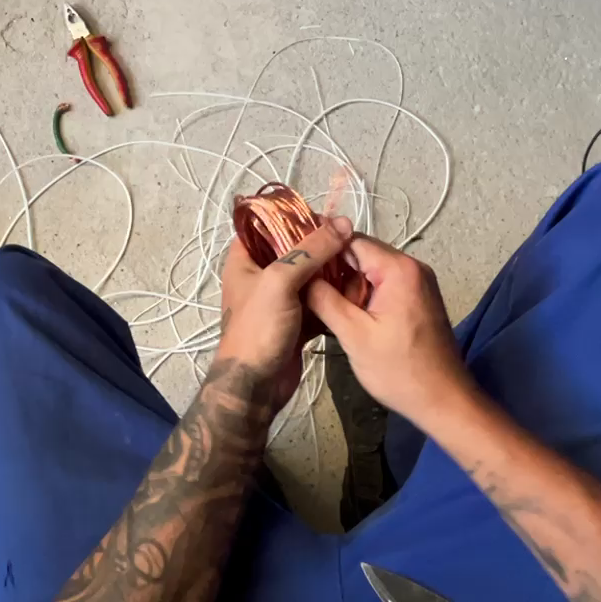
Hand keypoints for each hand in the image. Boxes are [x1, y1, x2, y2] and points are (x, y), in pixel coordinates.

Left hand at [216, 216, 354, 413]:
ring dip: (330, 270)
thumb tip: (343, 223)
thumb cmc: (258, 328)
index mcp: (244, 259)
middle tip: (348, 239)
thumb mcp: (281, 281)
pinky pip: (317, 299)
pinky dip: (333, 295)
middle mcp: (259, 275)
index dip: (292, 217)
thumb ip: (311, 250)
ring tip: (356, 261)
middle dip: (319, 245)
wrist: (256, 386)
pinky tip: (354, 289)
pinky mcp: (295, 320)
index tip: (324, 215)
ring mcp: (278, 299)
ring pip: (308, 275)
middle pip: (293, 250)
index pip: (266, 225)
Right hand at [305, 235, 472, 429]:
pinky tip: (350, 313)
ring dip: (349, 283)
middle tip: (308, 288)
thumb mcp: (354, 335)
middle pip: (361, 252)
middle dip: (335, 269)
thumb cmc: (400, 371)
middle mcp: (412, 266)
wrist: (445, 403)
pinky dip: (365, 293)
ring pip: (371, 268)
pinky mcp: (419, 296)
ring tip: (326, 303)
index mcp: (398, 269)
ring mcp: (419, 281)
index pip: (350, 240)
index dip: (321, 249)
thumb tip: (300, 275)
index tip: (297, 263)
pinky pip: (384, 282)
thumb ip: (324, 299)